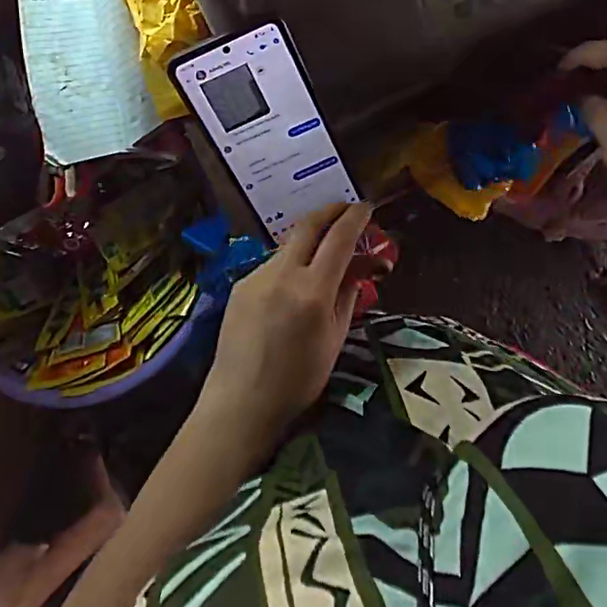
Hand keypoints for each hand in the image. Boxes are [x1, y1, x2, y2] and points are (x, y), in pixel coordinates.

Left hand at [198, 201, 372, 443]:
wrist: (241, 400)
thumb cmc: (297, 380)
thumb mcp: (334, 339)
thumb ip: (348, 295)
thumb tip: (361, 265)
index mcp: (312, 291)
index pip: (339, 238)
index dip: (355, 217)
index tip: (366, 206)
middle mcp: (282, 274)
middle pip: (308, 225)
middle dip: (330, 210)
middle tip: (347, 209)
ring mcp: (257, 276)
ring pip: (289, 246)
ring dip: (310, 242)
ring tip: (325, 258)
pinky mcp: (240, 285)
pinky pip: (272, 266)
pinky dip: (290, 265)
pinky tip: (294, 287)